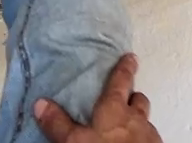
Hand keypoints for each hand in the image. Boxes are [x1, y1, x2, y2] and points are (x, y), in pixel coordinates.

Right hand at [33, 53, 161, 142]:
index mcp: (115, 108)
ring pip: (147, 120)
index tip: (130, 57)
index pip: (120, 81)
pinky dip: (145, 138)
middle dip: (133, 96)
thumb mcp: (74, 141)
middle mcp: (136, 118)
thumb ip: (59, 123)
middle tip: (127, 96)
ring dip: (139, 120)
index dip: (125, 68)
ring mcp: (150, 136)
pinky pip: (152, 138)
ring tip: (130, 125)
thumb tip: (39, 103)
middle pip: (139, 99)